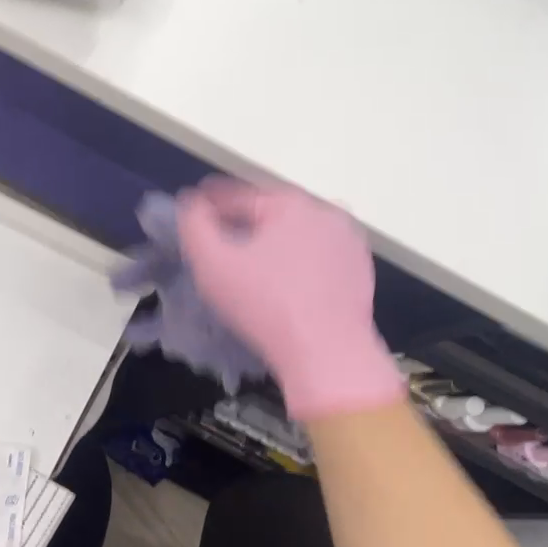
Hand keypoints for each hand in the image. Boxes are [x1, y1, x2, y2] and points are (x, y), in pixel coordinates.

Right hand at [175, 178, 402, 419]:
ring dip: (269, 246)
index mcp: (293, 204)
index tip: (190, 210)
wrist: (325, 350)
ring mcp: (349, 243)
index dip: (209, 204)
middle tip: (215, 246)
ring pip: (295, 238)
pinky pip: (314, 261)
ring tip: (245, 269)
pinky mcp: (358, 272)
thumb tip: (191, 204)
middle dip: (241, 226)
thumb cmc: (263, 302)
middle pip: (270, 215)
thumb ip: (194, 226)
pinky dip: (292, 267)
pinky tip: (276, 289)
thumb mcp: (212, 263)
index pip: (240, 196)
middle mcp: (328, 214)